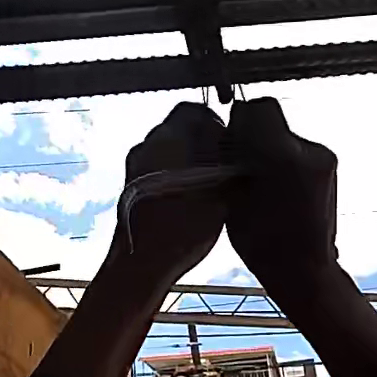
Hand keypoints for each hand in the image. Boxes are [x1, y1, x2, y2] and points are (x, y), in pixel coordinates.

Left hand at [105, 102, 226, 289]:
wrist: (139, 266)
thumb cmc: (181, 229)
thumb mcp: (221, 198)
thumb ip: (233, 171)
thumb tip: (246, 160)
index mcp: (168, 139)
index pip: (191, 110)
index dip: (215, 121)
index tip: (230, 140)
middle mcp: (146, 146)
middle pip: (179, 129)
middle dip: (203, 141)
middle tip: (225, 162)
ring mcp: (134, 167)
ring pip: (167, 150)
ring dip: (188, 159)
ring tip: (211, 183)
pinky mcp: (130, 187)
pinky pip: (156, 168)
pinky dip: (174, 174)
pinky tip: (191, 198)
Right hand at [224, 98, 339, 309]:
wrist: (305, 269)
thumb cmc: (263, 244)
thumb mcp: (233, 199)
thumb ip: (232, 161)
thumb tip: (228, 136)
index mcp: (282, 157)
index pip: (260, 108)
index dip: (241, 119)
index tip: (231, 137)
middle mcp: (309, 151)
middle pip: (273, 119)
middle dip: (254, 134)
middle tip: (240, 161)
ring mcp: (324, 158)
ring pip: (285, 135)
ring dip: (270, 148)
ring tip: (259, 179)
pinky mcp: (329, 166)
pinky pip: (298, 150)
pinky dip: (284, 160)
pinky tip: (276, 185)